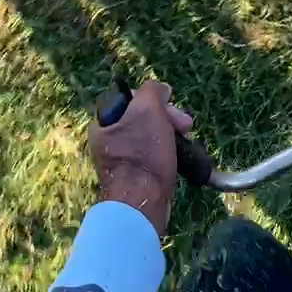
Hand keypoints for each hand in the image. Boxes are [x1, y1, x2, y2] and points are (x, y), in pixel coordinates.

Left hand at [91, 81, 193, 233]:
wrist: (142, 203)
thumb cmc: (143, 152)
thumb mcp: (148, 109)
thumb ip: (152, 90)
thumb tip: (161, 88)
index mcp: (104, 121)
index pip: (132, 97)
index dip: (154, 99)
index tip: (170, 106)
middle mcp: (108, 138)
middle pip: (143, 115)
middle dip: (168, 116)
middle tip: (185, 125)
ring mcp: (120, 157)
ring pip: (150, 133)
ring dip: (171, 132)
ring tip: (187, 139)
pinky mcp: (134, 174)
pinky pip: (151, 152)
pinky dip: (166, 150)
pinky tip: (179, 153)